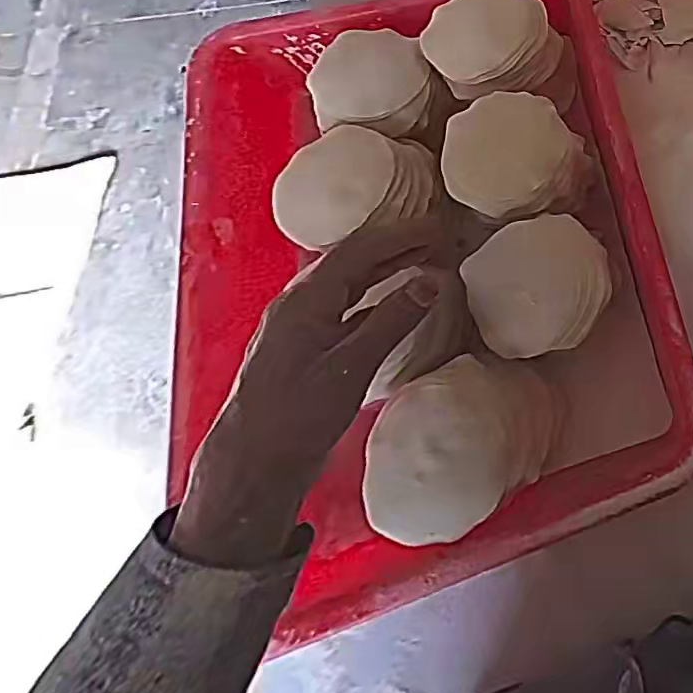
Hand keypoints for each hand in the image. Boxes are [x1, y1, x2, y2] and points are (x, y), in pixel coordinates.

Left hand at [173, 218, 447, 565]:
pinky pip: (350, 302)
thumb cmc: (297, 415)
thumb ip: (394, 319)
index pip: (359, 250)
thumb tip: (433, 281)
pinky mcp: (311, 343)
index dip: (401, 235)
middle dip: (397, 244)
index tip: (438, 228)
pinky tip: (400, 298)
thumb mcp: (352, 365)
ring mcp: (303, 323)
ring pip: (351, 279)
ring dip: (389, 265)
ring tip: (426, 257)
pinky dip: (380, 292)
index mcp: (306, 300)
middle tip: (439, 238)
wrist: (253, 464)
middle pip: (353, 259)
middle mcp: (301, 303)